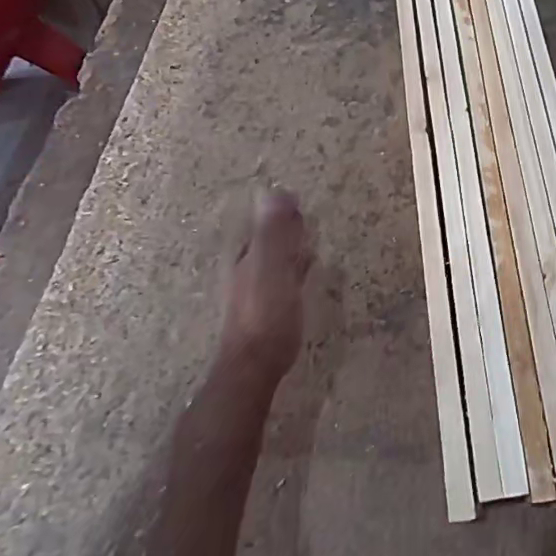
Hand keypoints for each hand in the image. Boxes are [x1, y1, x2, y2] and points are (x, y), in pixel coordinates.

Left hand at [218, 189, 312, 385]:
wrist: (254, 365)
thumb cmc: (265, 314)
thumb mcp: (271, 266)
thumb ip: (274, 232)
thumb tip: (276, 190)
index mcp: (247, 257)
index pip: (263, 224)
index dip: (281, 212)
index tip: (299, 200)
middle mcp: (247, 271)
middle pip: (266, 242)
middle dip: (284, 230)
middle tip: (306, 219)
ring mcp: (256, 293)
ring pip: (274, 261)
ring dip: (289, 249)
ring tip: (309, 242)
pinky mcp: (268, 312)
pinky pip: (283, 280)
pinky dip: (294, 270)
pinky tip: (304, 274)